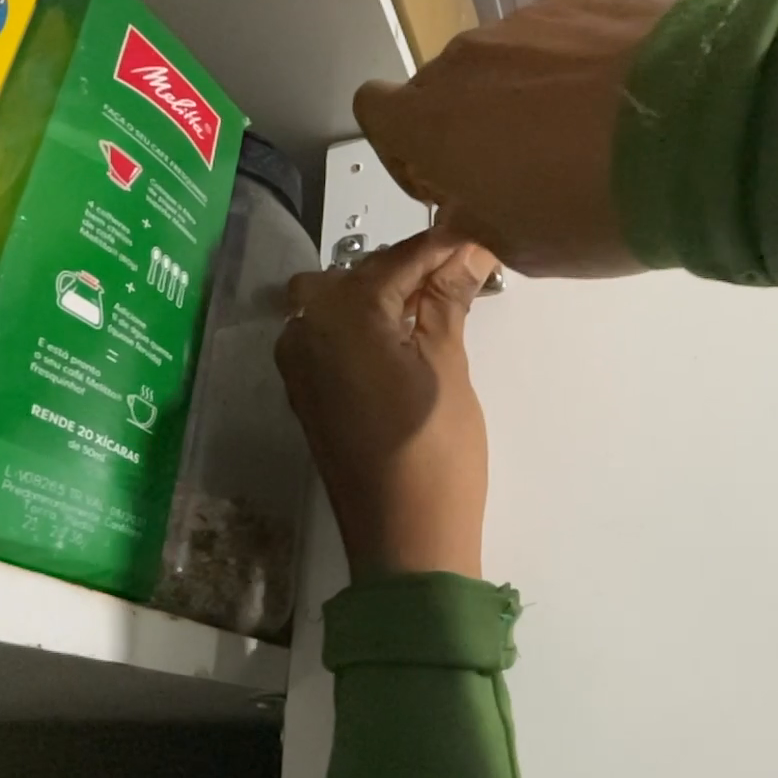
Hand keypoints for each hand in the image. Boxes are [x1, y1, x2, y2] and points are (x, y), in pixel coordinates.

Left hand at [276, 231, 497, 581]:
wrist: (404, 540)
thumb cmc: (436, 451)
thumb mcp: (448, 366)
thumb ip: (448, 301)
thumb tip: (467, 251)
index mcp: (340, 313)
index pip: (398, 259)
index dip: (443, 246)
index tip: (479, 237)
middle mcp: (305, 329)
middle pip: (361, 275)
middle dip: (411, 269)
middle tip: (464, 276)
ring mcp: (298, 363)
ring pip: (340, 303)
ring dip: (385, 296)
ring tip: (437, 310)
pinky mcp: (306, 392)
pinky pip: (332, 338)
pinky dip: (365, 328)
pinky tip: (406, 340)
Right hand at [354, 0, 671, 277]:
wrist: (700, 133)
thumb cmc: (597, 205)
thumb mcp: (523, 248)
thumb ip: (477, 224)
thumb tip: (471, 207)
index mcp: (431, 124)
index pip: (376, 117)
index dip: (407, 154)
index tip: (448, 182)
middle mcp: (466, 60)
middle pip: (443, 91)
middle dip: (469, 131)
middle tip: (523, 176)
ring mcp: (525, 23)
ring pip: (501, 65)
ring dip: (522, 101)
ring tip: (583, 145)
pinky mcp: (583, 1)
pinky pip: (555, 41)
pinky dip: (570, 72)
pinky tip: (614, 109)